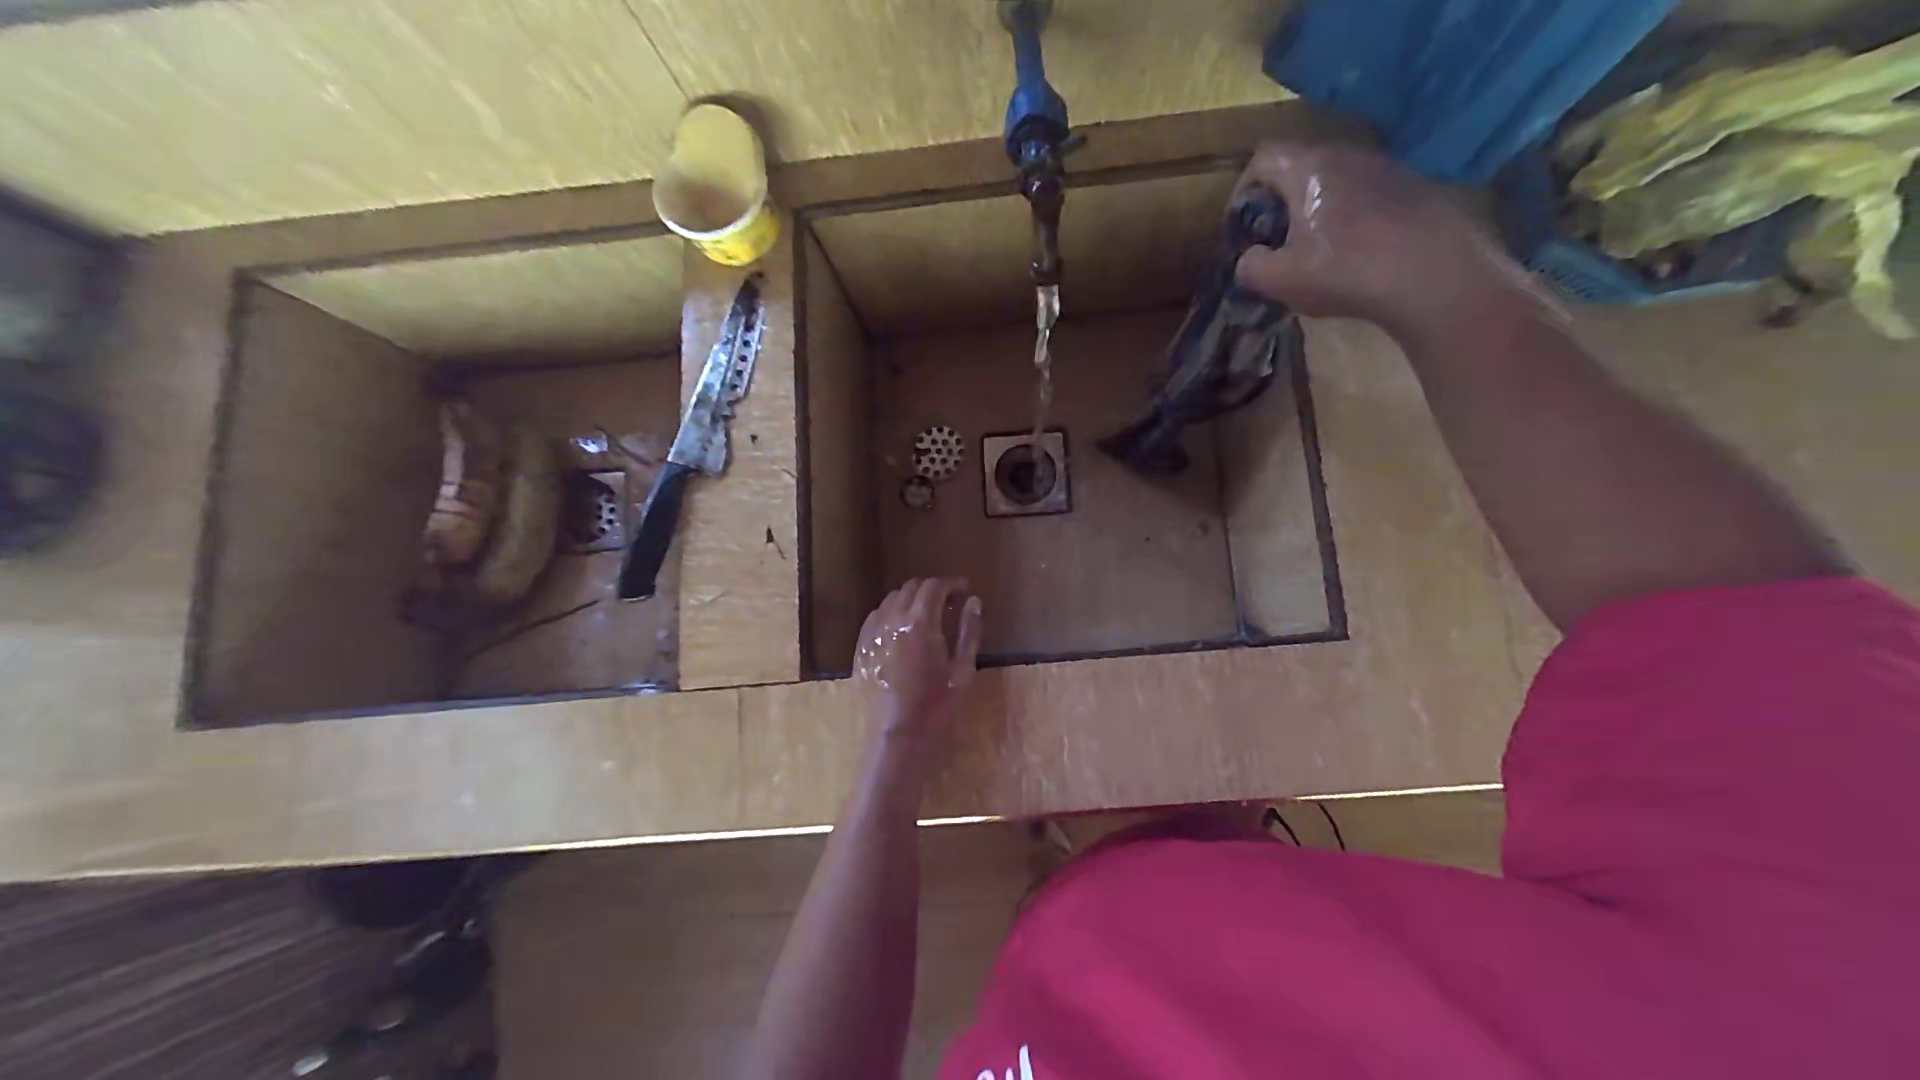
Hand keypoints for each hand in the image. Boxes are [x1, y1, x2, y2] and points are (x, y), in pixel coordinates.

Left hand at [854, 578, 982, 742]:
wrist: (899, 734)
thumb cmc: (938, 704)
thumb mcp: (963, 668)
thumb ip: (969, 630)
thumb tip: (973, 601)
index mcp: (920, 621)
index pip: (935, 586)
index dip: (952, 583)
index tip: (964, 589)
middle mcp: (892, 619)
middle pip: (911, 587)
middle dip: (932, 589)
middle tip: (948, 602)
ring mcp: (872, 632)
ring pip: (891, 600)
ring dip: (911, 600)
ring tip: (925, 615)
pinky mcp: (861, 647)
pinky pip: (875, 618)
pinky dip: (891, 614)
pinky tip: (901, 630)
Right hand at [1232, 143, 1538, 337]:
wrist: (1433, 274)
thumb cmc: (1345, 271)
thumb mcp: (1279, 280)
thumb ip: (1250, 266)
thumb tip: (1250, 258)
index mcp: (1309, 170)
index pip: (1263, 158)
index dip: (1242, 189)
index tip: (1241, 224)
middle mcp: (1347, 155)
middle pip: (1299, 167)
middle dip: (1278, 202)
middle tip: (1273, 241)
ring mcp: (1385, 168)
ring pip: (1334, 181)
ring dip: (1315, 209)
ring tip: (1313, 250)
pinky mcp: (1413, 187)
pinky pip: (1365, 195)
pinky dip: (1348, 217)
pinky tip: (1354, 253)